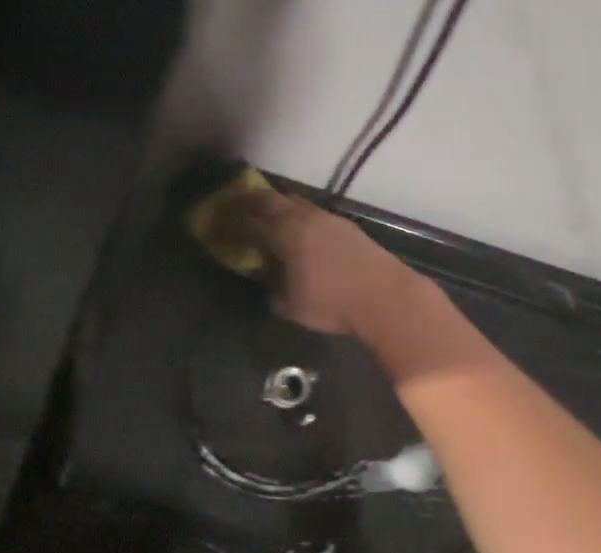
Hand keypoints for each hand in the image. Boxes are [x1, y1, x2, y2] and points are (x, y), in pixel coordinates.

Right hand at [236, 189, 421, 335]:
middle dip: (249, 201)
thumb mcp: (288, 304)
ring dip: (274, 205)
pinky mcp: (343, 225)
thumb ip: (270, 286)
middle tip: (233, 205)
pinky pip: (310, 211)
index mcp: (285, 233)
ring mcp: (327, 217)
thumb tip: (264, 276)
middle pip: (271, 200)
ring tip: (262, 213)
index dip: (230, 221)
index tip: (216, 222)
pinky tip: (293, 227)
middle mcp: (304, 217)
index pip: (249, 221)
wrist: (383, 297)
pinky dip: (294, 214)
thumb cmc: (330, 303)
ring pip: (293, 202)